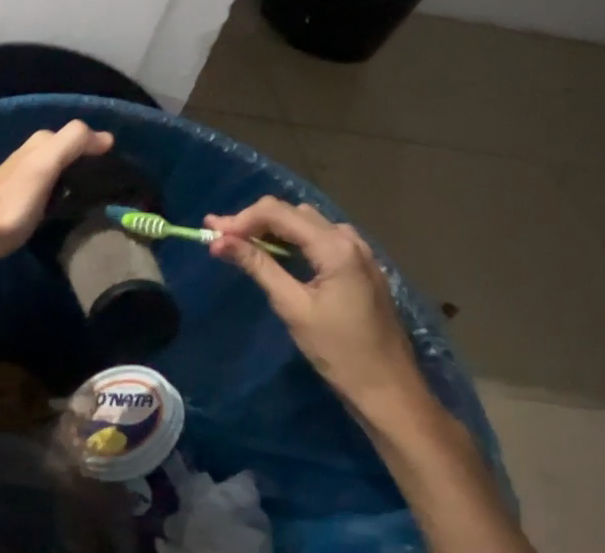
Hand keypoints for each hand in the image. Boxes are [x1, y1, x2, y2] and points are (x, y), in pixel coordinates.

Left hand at [0, 121, 114, 275]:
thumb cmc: (11, 202)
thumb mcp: (43, 166)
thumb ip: (70, 144)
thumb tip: (106, 136)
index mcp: (38, 144)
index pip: (77, 136)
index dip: (98, 147)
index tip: (121, 169)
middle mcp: (30, 156)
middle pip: (68, 154)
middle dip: (90, 164)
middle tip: (116, 187)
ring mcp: (24, 180)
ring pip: (59, 172)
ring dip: (78, 181)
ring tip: (102, 200)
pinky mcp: (21, 203)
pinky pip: (51, 192)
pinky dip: (65, 196)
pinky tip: (74, 211)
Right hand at [205, 197, 422, 406]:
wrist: (391, 392)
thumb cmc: (340, 352)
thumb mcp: (293, 307)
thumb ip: (258, 266)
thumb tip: (218, 241)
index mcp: (336, 246)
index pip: (278, 213)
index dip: (241, 220)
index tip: (213, 235)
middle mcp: (349, 239)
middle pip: (291, 212)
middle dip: (252, 221)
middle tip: (218, 235)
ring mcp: (358, 252)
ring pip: (305, 223)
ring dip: (270, 229)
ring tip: (238, 241)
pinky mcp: (359, 267)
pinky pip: (319, 239)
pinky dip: (291, 240)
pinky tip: (272, 252)